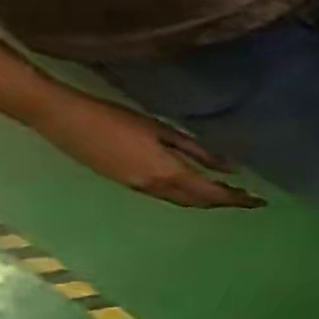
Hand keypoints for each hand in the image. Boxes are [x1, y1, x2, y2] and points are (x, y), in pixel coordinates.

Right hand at [26, 93, 263, 208]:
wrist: (58, 116)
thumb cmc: (114, 118)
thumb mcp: (163, 131)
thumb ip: (198, 152)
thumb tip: (231, 168)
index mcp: (170, 174)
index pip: (215, 194)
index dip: (239, 199)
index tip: (260, 202)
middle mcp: (157, 187)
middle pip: (200, 202)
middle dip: (225, 202)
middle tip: (246, 199)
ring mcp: (138, 188)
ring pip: (183, 202)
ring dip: (206, 201)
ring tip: (226, 195)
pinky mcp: (125, 183)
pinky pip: (165, 197)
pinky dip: (186, 197)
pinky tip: (193, 189)